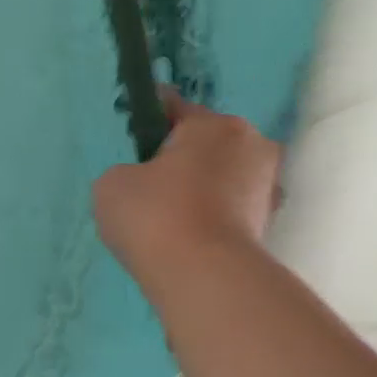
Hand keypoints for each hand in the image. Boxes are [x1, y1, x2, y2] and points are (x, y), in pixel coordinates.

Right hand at [93, 88, 284, 270]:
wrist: (199, 267)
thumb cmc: (152, 214)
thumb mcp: (111, 184)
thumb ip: (125, 171)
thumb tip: (143, 178)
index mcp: (213, 125)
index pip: (176, 109)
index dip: (150, 115)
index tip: (135, 120)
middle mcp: (251, 141)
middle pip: (204, 143)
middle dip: (178, 157)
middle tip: (144, 184)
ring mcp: (266, 178)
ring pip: (219, 172)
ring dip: (195, 185)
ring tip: (162, 214)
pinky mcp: (266, 213)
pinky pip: (226, 202)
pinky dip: (206, 211)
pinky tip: (181, 231)